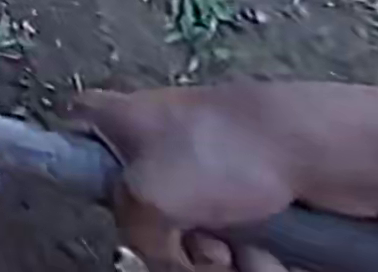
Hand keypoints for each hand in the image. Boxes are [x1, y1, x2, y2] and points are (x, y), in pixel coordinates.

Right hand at [75, 82, 377, 271]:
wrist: (304, 145)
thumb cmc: (208, 151)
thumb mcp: (149, 197)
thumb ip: (134, 232)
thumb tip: (157, 256)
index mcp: (95, 119)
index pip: (73, 163)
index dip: (105, 202)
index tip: (140, 225)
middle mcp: (132, 136)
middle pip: (140, 208)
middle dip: (179, 243)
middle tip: (209, 250)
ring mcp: (185, 160)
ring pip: (189, 226)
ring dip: (222, 258)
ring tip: (252, 256)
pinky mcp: (231, 182)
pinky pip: (227, 228)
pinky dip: (249, 252)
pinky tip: (268, 255)